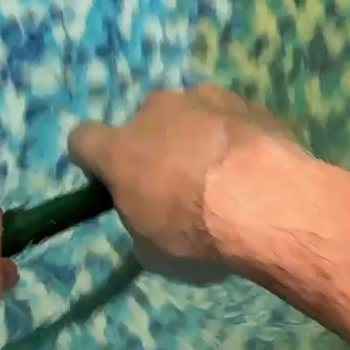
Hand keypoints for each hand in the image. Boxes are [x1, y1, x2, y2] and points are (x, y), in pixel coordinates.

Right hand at [68, 85, 305, 282]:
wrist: (266, 204)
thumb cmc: (195, 233)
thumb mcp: (152, 251)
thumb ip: (140, 225)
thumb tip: (149, 220)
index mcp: (120, 151)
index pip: (83, 140)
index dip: (94, 160)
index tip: (111, 182)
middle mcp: (155, 112)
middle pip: (142, 125)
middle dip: (153, 150)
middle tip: (176, 188)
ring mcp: (203, 98)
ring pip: (188, 117)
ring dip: (194, 140)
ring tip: (220, 179)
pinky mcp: (246, 101)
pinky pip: (227, 120)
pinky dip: (231, 140)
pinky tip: (249, 171)